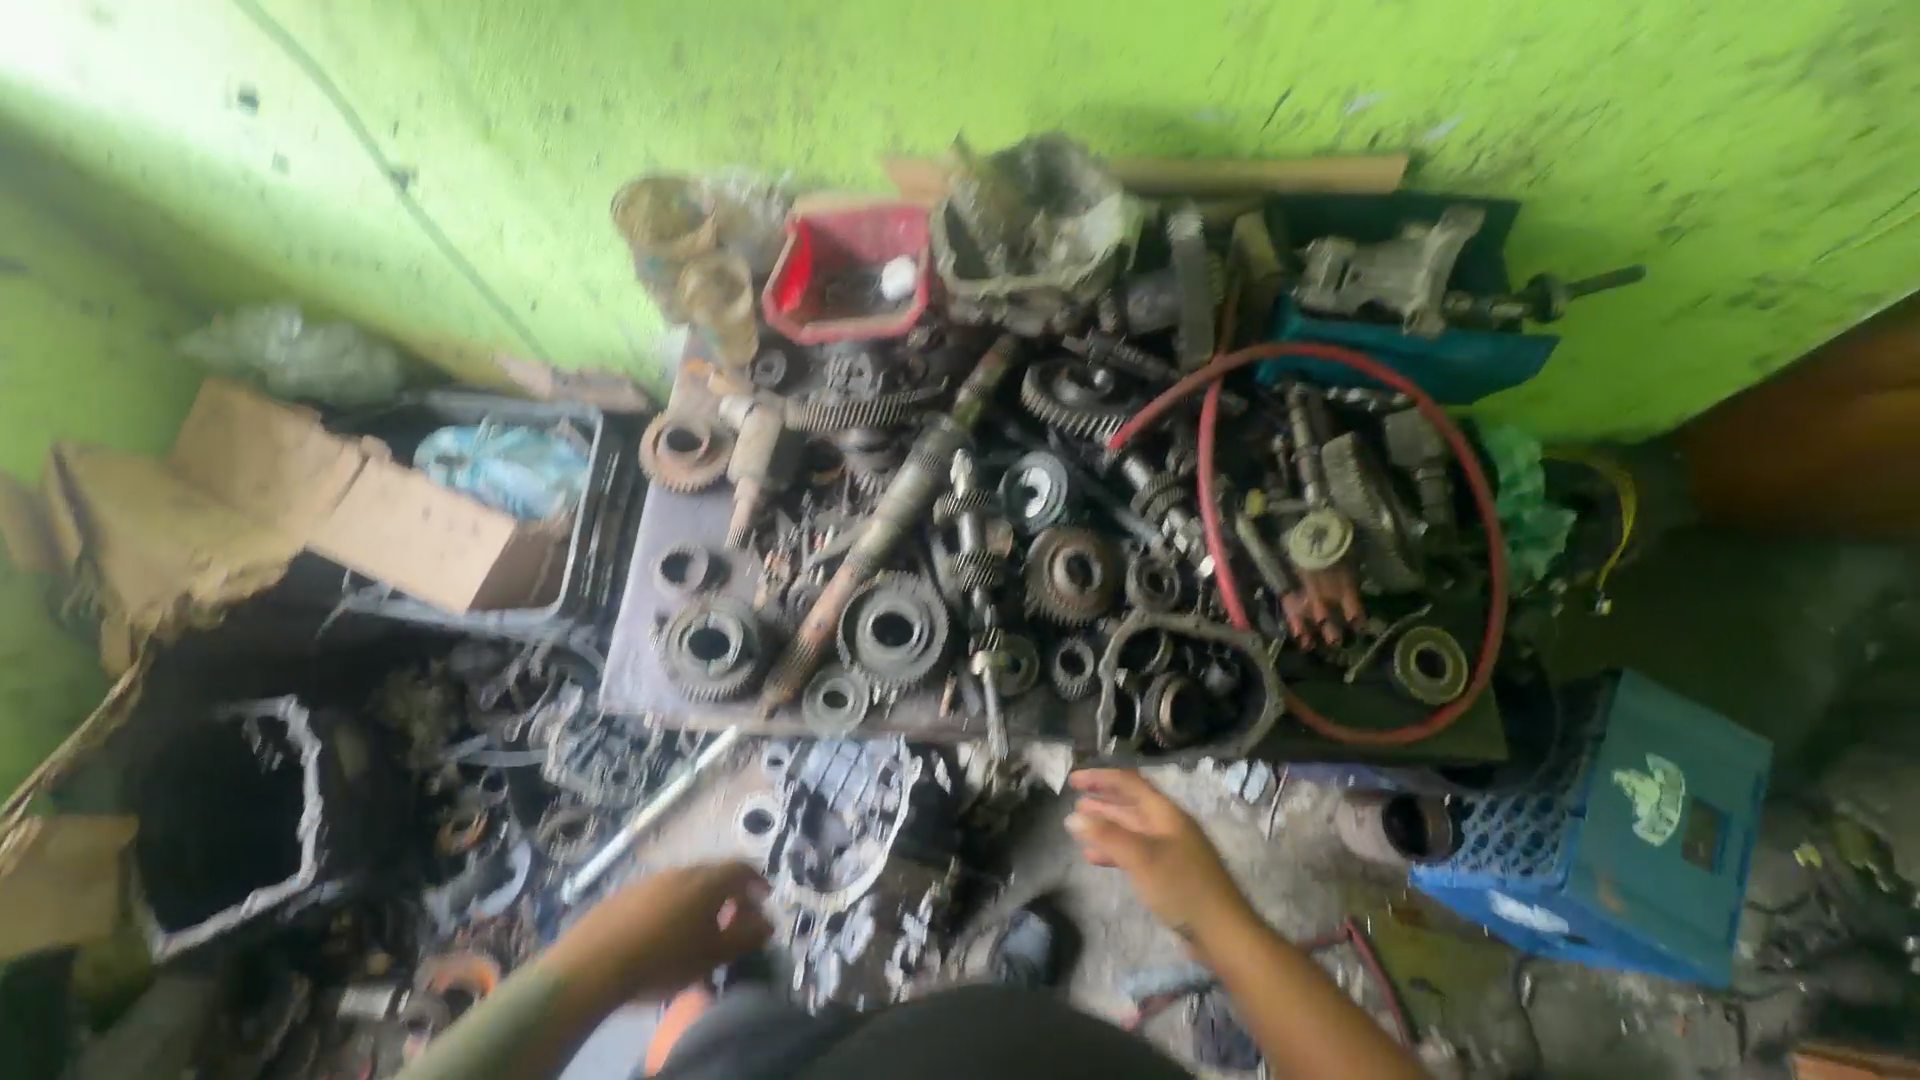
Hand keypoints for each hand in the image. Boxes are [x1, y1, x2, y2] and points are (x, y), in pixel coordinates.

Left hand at [545, 861, 771, 1001]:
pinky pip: (659, 895)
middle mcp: (682, 871)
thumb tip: (768, 922)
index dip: (756, 881)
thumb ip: (746, 937)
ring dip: (698, 902)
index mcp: (708, 881)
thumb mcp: (713, 955)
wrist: (593, 964)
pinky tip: (661, 935)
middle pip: (714, 874)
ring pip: (684, 884)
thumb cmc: (664, 959)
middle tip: (733, 920)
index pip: (742, 868)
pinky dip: (671, 908)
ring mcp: (650, 880)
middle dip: (729, 894)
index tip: (763, 899)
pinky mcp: (623, 895)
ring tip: (696, 932)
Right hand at [1066, 769, 1256, 953]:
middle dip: (1102, 801)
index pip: (1129, 783)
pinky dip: (1114, 850)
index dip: (1100, 778)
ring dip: (1106, 826)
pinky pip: (1135, 852)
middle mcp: (1168, 826)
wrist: (1222, 932)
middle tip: (1075, 803)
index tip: (1072, 780)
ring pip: (1131, 829)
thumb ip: (1107, 836)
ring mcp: (1169, 850)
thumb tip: (1073, 817)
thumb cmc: (1182, 887)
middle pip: (1131, 804)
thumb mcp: (1141, 857)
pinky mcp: (1168, 874)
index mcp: (1166, 813)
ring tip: (1079, 828)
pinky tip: (1094, 857)